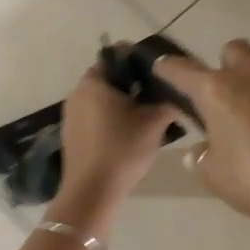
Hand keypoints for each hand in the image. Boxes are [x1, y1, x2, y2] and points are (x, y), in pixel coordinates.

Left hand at [56, 53, 181, 215]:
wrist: (92, 193)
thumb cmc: (122, 150)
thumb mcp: (154, 124)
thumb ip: (167, 102)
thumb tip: (177, 90)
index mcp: (95, 82)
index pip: (116, 55)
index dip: (138, 59)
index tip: (157, 72)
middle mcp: (78, 92)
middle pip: (109, 78)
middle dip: (132, 83)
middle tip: (157, 94)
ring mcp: (71, 114)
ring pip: (101, 98)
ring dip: (121, 102)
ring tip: (146, 114)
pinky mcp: (71, 134)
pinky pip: (94, 115)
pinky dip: (110, 117)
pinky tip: (128, 133)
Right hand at [154, 40, 249, 229]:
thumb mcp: (215, 176)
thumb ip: (203, 156)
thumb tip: (203, 148)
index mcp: (217, 92)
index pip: (182, 69)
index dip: (169, 68)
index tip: (163, 68)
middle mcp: (249, 75)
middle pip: (232, 50)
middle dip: (226, 66)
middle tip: (226, 100)